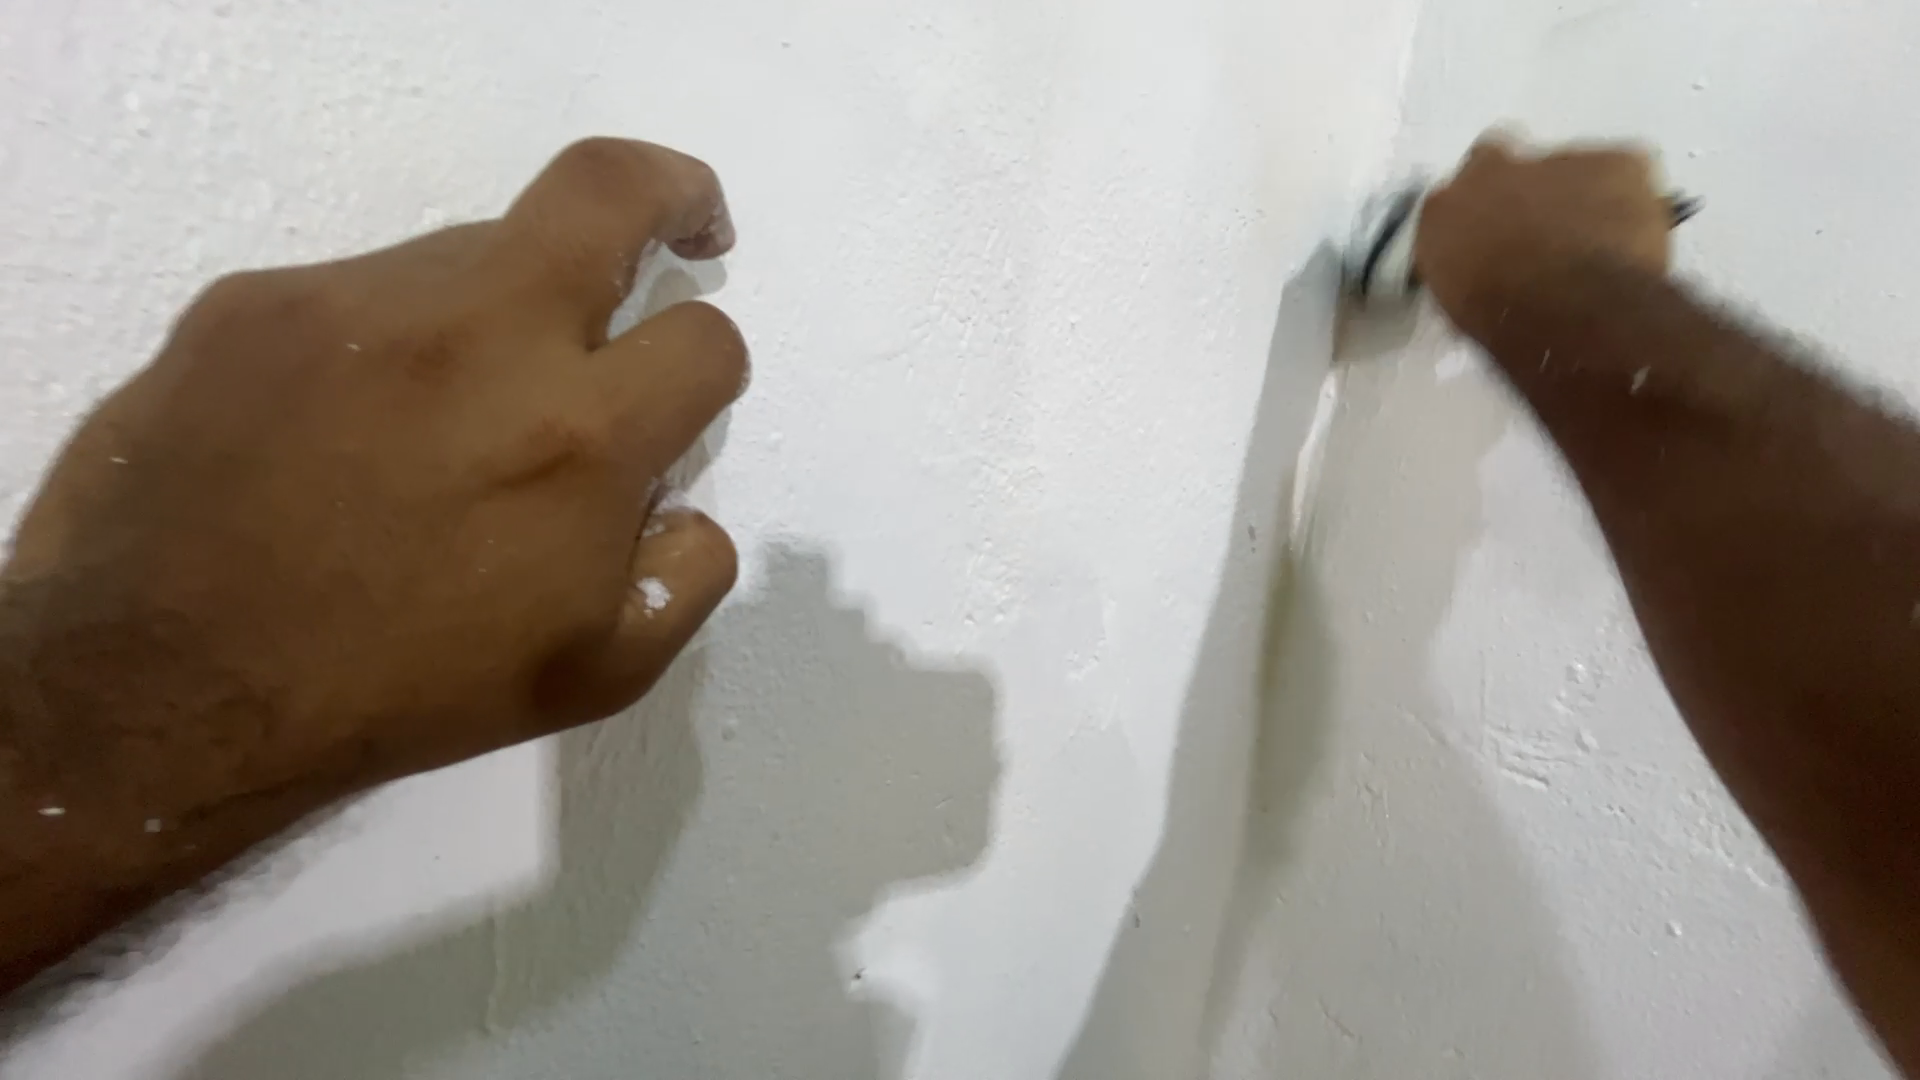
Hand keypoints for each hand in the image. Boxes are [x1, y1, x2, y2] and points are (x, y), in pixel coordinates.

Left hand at [2, 138, 744, 827]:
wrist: (169, 696)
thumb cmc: (421, 687)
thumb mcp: (611, 666)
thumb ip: (693, 571)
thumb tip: (685, 502)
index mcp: (583, 440)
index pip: (704, 338)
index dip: (718, 362)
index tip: (692, 392)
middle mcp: (483, 342)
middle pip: (608, 191)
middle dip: (675, 191)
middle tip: (695, 219)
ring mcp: (359, 305)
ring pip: (494, 246)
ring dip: (535, 300)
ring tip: (494, 395)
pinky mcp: (255, 303)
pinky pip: (387, 287)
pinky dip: (428, 332)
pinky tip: (388, 416)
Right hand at [1415, 134, 1672, 341]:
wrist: (1564, 306)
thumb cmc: (1496, 315)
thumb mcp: (1455, 294)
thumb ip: (1463, 260)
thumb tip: (1479, 262)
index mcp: (1442, 209)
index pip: (1450, 199)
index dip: (1470, 216)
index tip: (1481, 237)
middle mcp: (1489, 171)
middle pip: (1494, 155)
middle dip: (1509, 181)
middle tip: (1529, 219)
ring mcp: (1556, 158)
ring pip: (1563, 167)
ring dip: (1569, 193)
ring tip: (1585, 237)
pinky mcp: (1618, 158)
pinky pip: (1621, 169)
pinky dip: (1622, 195)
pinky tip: (1620, 230)